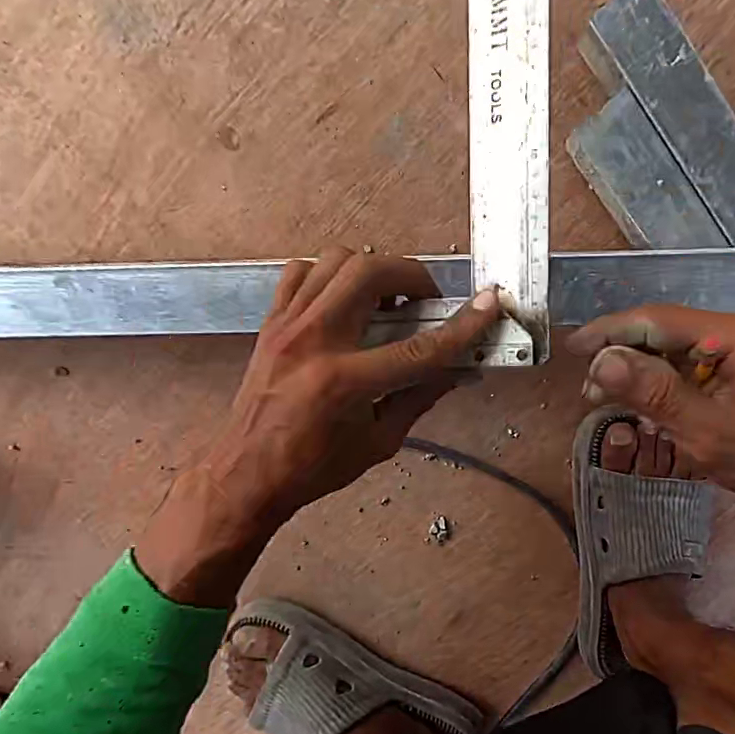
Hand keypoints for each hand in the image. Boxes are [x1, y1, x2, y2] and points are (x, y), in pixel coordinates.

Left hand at [136, 248, 501, 604]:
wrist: (247, 473)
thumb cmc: (309, 467)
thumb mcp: (378, 442)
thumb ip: (418, 397)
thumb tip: (453, 369)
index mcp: (344, 382)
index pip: (419, 346)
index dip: (462, 326)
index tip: (487, 306)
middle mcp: (313, 342)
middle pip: (372, 272)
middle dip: (412, 276)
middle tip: (425, 300)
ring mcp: (287, 326)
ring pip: (337, 260)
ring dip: (373, 270)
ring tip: (387, 299)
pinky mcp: (272, 323)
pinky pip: (302, 272)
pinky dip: (331, 274)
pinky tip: (343, 299)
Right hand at [566, 306, 734, 538]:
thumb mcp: (704, 429)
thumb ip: (654, 393)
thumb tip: (602, 362)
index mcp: (731, 335)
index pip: (656, 320)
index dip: (610, 331)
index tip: (574, 347)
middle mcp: (727, 333)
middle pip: (655, 330)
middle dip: (616, 354)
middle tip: (587, 385)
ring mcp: (724, 350)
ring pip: (659, 348)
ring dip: (628, 370)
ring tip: (599, 397)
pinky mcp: (719, 369)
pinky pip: (671, 366)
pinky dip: (646, 382)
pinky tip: (627, 400)